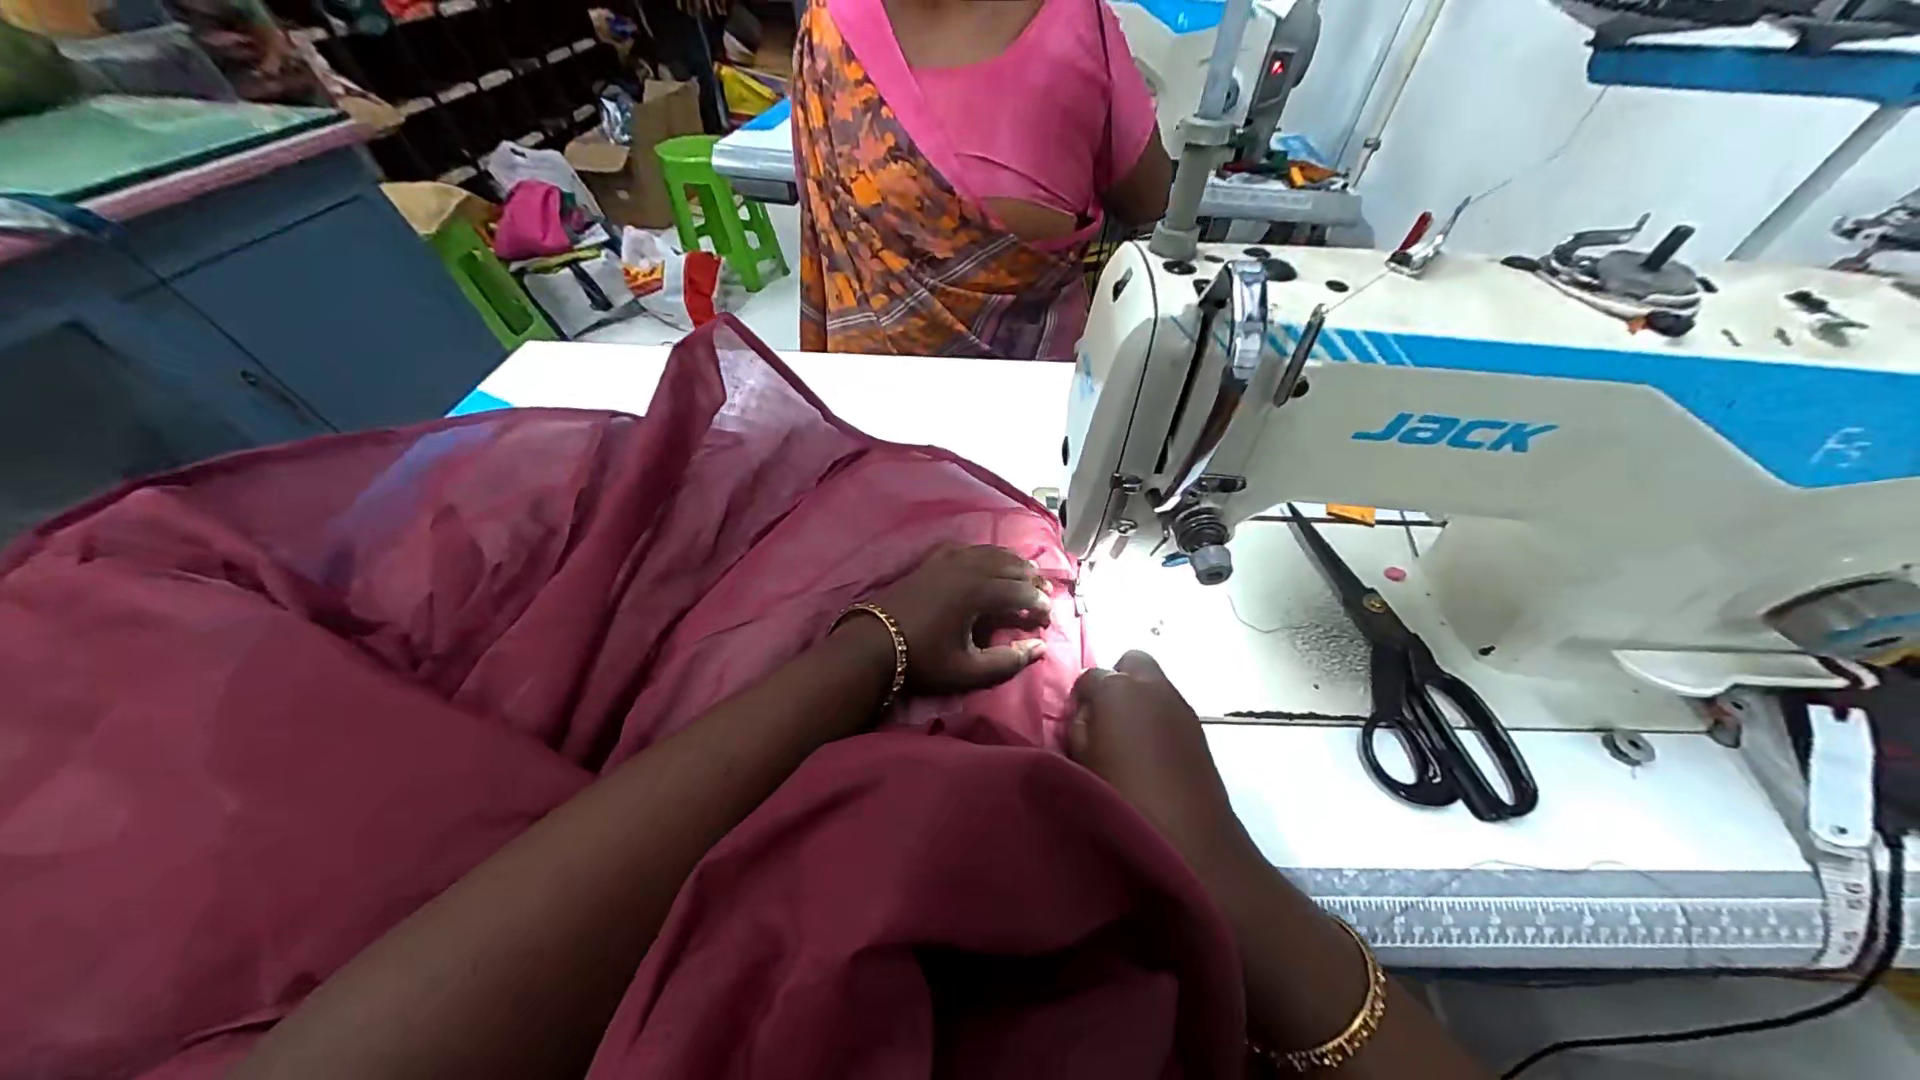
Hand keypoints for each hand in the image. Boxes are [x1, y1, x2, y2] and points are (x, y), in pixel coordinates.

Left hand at [860, 543, 1051, 694]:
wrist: (873, 643)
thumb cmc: (923, 660)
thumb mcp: (968, 670)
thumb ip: (1008, 661)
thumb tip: (1040, 648)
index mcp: (979, 591)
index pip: (1022, 592)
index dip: (1040, 605)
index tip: (1047, 619)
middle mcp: (968, 567)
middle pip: (1012, 565)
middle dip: (1033, 580)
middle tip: (1043, 596)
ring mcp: (948, 559)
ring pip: (992, 552)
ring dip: (1013, 563)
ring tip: (1025, 577)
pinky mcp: (933, 560)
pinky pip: (968, 548)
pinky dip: (986, 554)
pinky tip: (987, 562)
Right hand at [1068, 651, 1251, 872]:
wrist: (1189, 836)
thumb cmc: (1123, 795)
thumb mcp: (1082, 760)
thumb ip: (1079, 727)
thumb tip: (1087, 714)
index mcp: (1118, 689)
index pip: (1089, 676)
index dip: (1080, 697)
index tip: (1077, 723)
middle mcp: (1153, 687)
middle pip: (1132, 661)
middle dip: (1117, 680)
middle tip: (1106, 717)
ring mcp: (1180, 706)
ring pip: (1155, 685)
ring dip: (1139, 700)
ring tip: (1128, 740)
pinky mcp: (1198, 729)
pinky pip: (1170, 709)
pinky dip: (1157, 719)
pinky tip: (1151, 754)